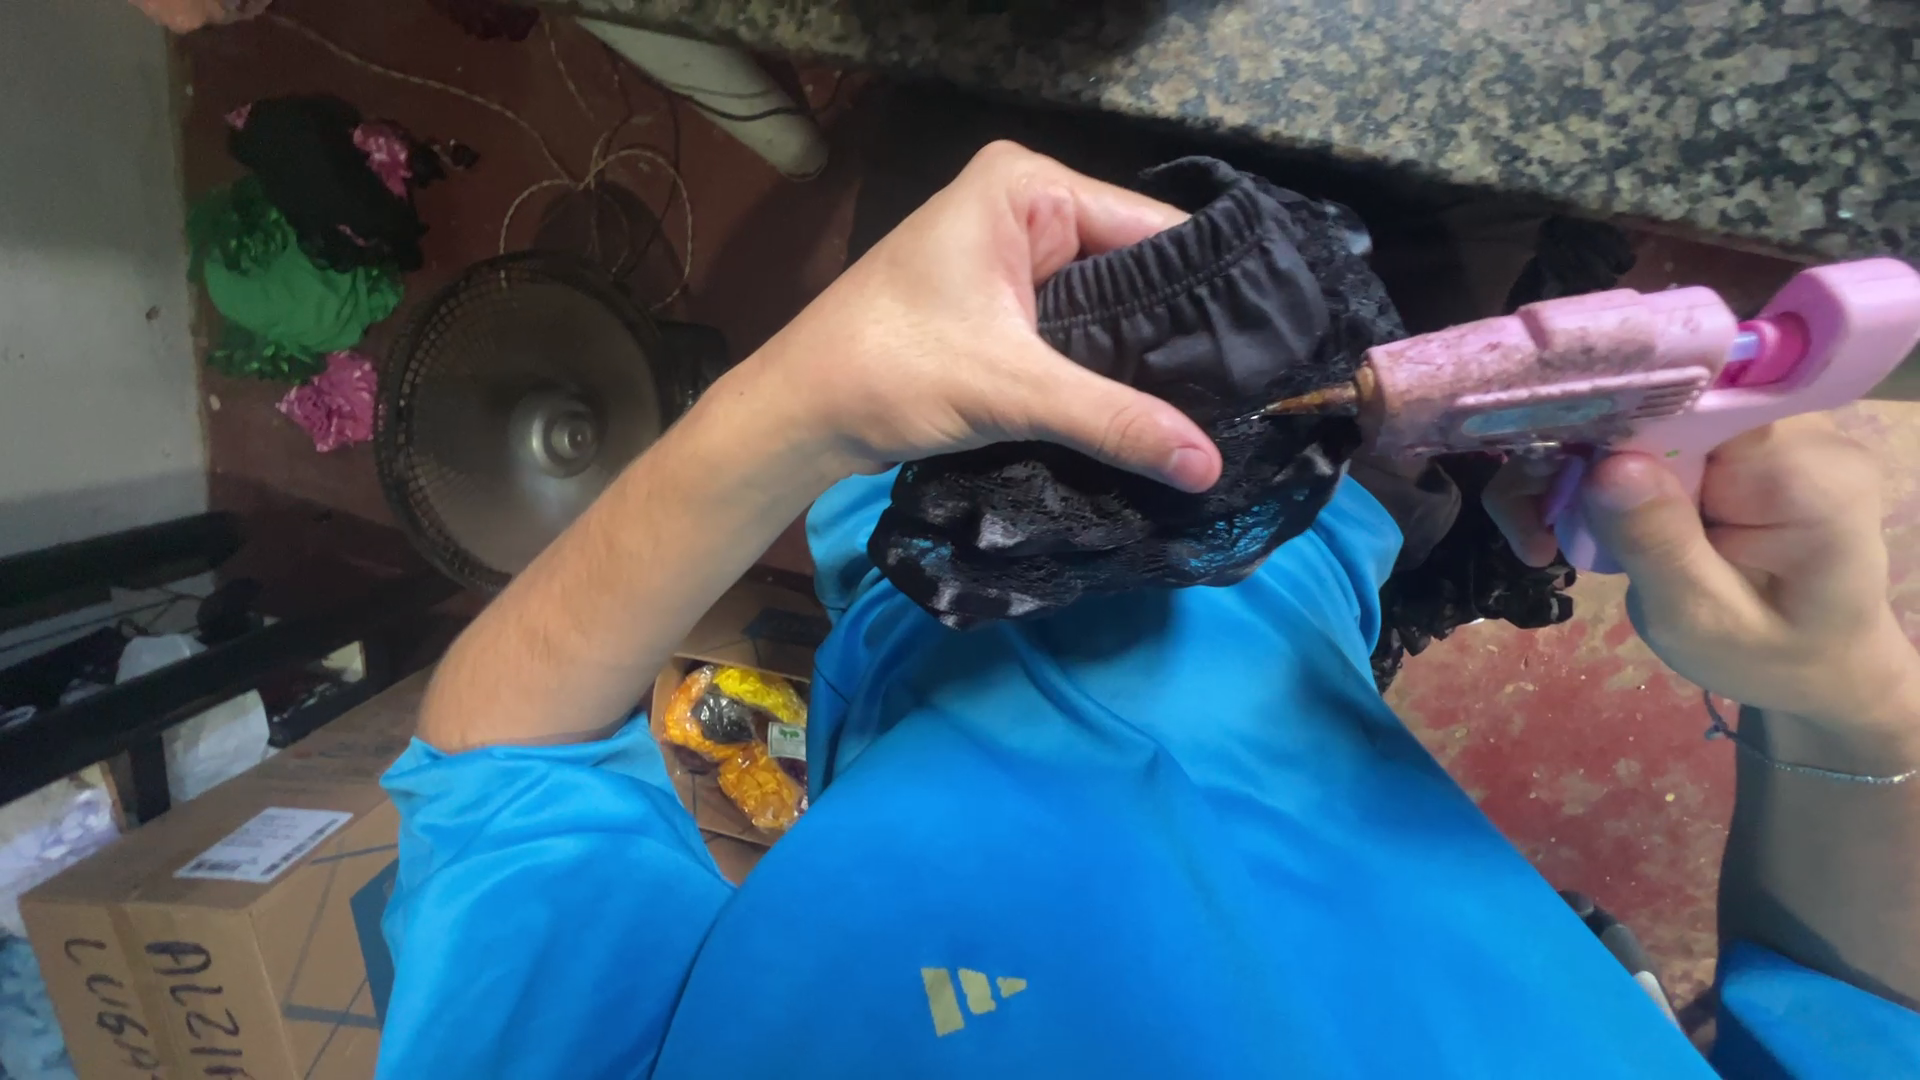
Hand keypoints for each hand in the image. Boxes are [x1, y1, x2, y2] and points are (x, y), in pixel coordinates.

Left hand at [731, 141, 1222, 494]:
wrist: (802, 414)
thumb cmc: (889, 371)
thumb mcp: (1010, 389)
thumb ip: (1112, 420)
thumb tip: (1208, 465)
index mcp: (1027, 187)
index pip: (1151, 230)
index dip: (1206, 294)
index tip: (1261, 354)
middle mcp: (1021, 210)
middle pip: (1128, 271)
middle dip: (1170, 334)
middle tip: (1239, 395)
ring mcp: (1006, 261)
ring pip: (1099, 309)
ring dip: (1134, 359)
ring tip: (1205, 410)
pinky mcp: (994, 308)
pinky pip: (1067, 334)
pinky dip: (1094, 370)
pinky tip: (1139, 410)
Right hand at [1492, 415, 1919, 742]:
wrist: (1811, 669)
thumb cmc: (1765, 656)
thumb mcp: (1700, 616)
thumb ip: (1658, 542)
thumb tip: (1607, 466)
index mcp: (1798, 474)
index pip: (1691, 409)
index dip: (1607, 426)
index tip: (1547, 476)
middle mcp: (1781, 437)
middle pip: (1641, 412)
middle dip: (1564, 464)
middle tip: (1528, 533)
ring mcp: (1745, 441)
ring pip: (1615, 427)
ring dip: (1554, 480)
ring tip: (1535, 541)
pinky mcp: (1710, 454)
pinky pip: (1620, 445)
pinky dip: (1569, 485)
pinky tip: (1555, 528)